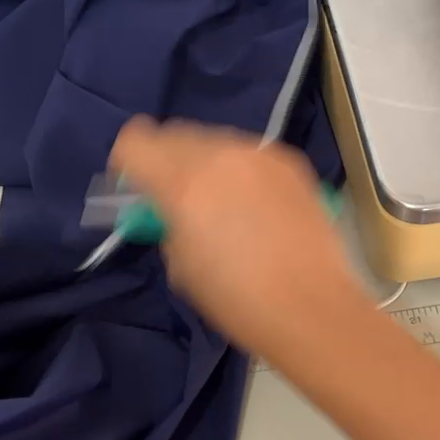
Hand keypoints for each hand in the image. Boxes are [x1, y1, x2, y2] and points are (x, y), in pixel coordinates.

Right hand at [108, 117, 369, 355]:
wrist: (312, 304)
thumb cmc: (237, 299)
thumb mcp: (181, 266)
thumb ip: (167, 223)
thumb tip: (171, 209)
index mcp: (183, 183)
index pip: (135, 142)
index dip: (127, 163)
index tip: (135, 186)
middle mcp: (220, 155)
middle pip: (174, 134)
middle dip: (165, 158)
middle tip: (173, 193)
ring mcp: (259, 154)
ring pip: (214, 140)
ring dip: (204, 160)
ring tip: (218, 198)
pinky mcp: (290, 161)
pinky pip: (249, 152)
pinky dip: (239, 167)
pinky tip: (253, 201)